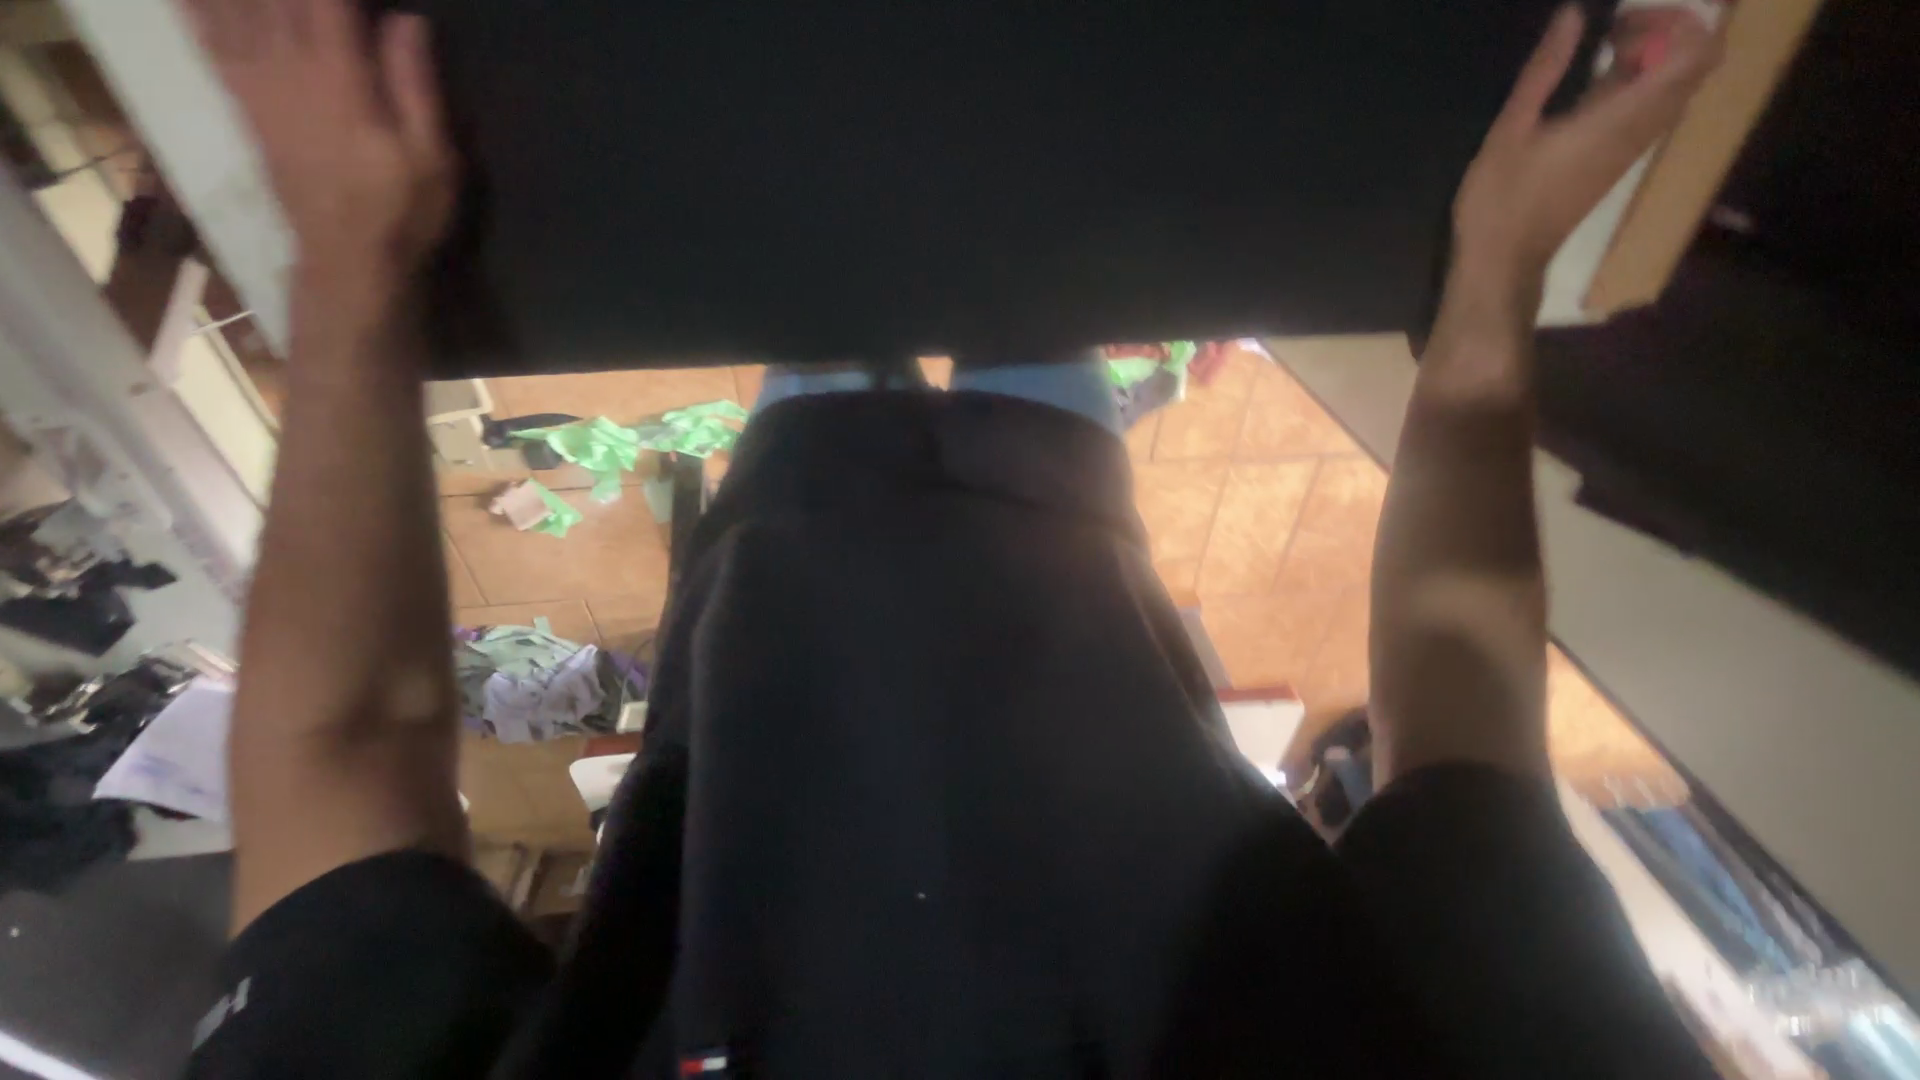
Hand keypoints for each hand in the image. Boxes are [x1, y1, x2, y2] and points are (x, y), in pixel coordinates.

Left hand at [188, 0, 456, 301]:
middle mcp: (287, 67)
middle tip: (322, 5)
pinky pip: (206, 35)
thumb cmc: (403, 212)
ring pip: (236, 9)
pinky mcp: (243, 101)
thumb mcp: (433, 158)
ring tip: (284, 3)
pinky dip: (204, 12)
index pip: (328, 1)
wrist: (348, 260)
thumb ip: (416, 86)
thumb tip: (407, 20)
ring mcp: (257, 82)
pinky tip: (206, 3)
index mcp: (341, 79)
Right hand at [1453, 3, 1720, 296]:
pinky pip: (1648, 112)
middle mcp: (1640, 131)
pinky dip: (1632, 89)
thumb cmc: (1500, 202)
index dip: (1674, 22)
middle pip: (1693, 67)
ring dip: (1646, 64)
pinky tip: (1583, 96)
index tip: (1618, 24)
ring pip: (1672, 89)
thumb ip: (1543, 73)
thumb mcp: (1509, 132)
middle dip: (1662, 37)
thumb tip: (1573, 15)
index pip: (1694, 52)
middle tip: (1607, 38)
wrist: (1502, 263)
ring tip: (1593, 63)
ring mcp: (1629, 151)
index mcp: (1622, 118)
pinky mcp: (1613, 165)